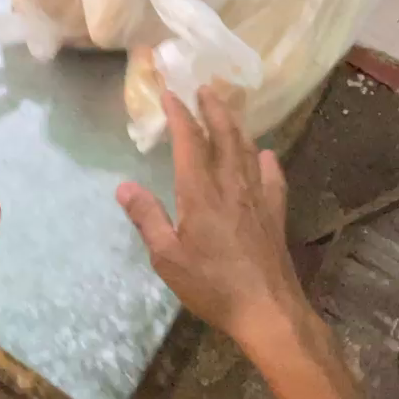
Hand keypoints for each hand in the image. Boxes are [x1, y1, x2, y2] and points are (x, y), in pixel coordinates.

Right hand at [116, 88, 310, 352]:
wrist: (268, 310)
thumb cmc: (212, 285)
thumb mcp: (167, 257)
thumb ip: (147, 218)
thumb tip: (124, 186)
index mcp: (201, 192)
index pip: (190, 141)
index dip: (180, 115)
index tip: (170, 94)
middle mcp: (231, 186)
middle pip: (224, 135)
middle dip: (213, 108)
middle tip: (204, 88)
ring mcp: (257, 198)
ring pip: (248, 151)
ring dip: (236, 126)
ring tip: (228, 112)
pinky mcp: (275, 215)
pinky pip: (272, 178)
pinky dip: (266, 161)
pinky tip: (266, 155)